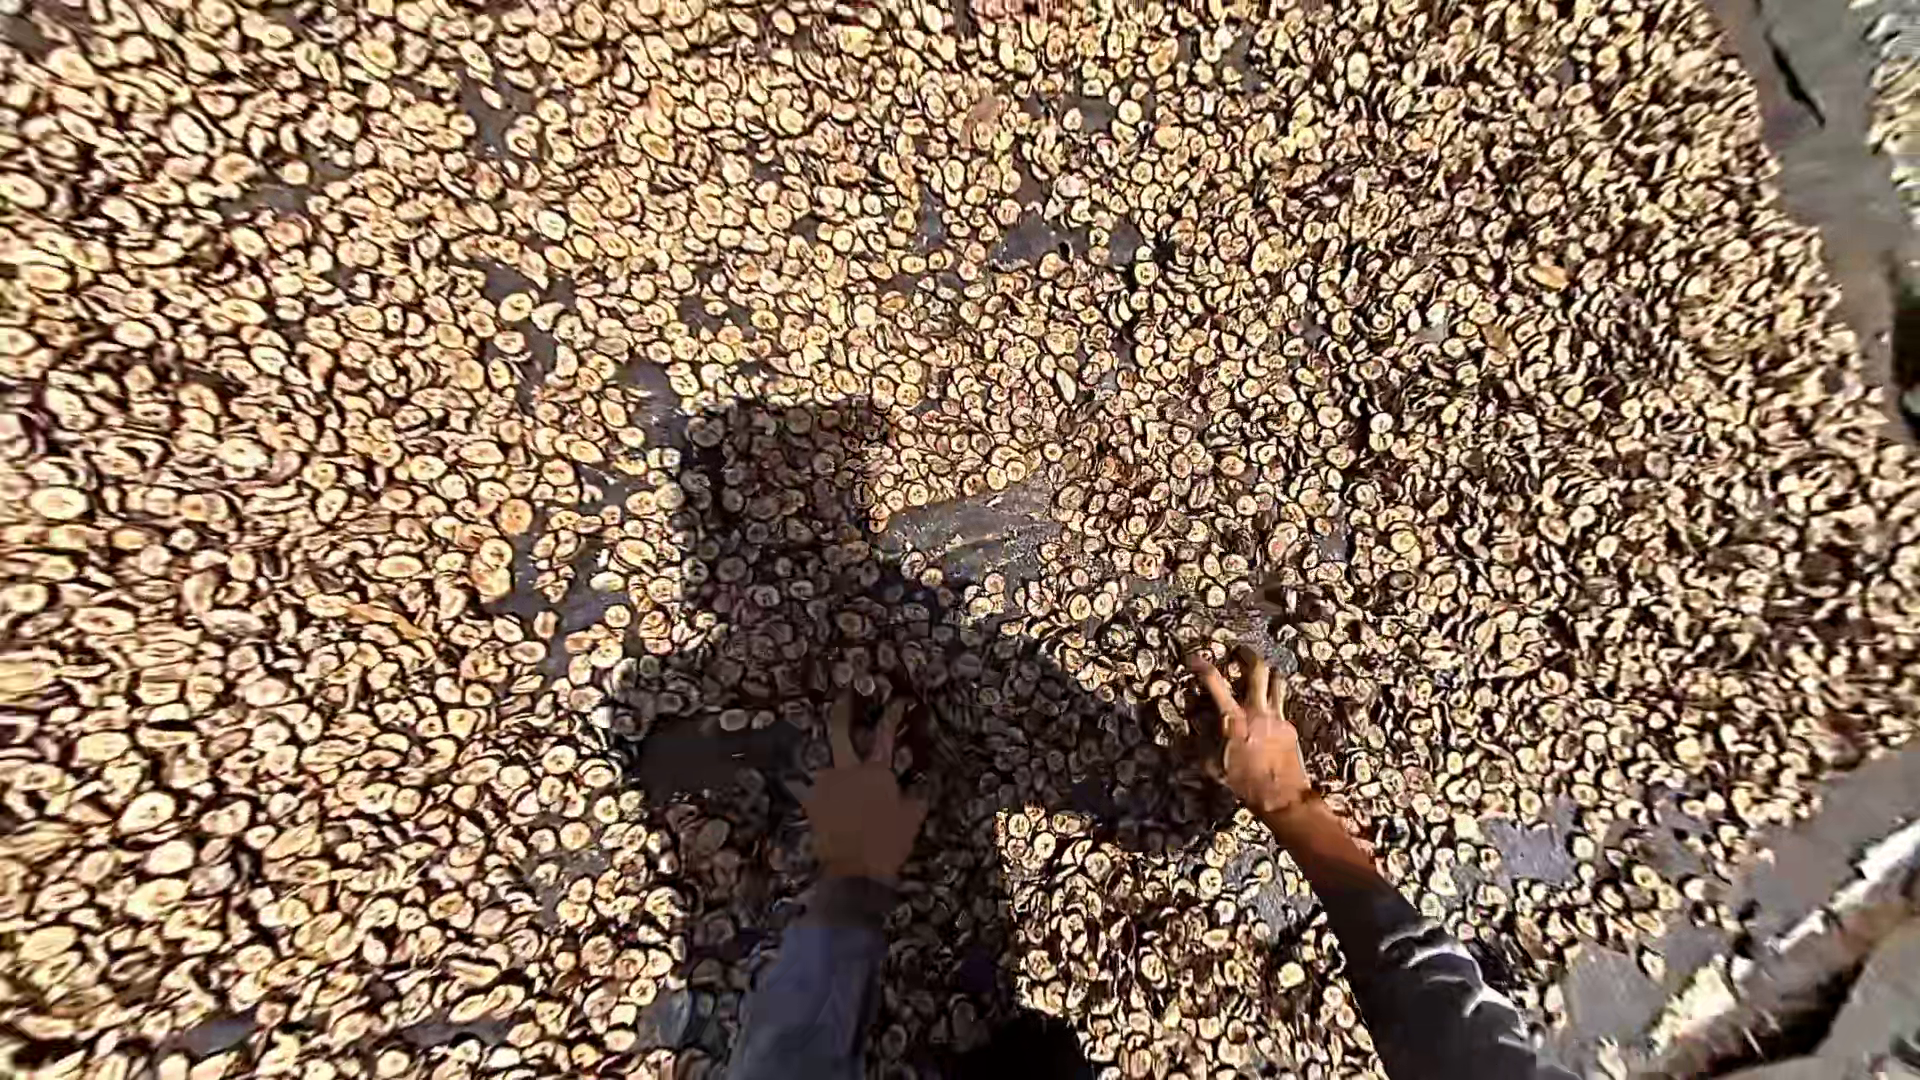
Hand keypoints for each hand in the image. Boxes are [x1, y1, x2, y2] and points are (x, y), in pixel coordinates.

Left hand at [791, 694, 927, 882]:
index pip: (886, 732)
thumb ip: (916, 796)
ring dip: (820, 748)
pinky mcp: (812, 803)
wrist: (856, 872)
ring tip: (817, 739)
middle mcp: (849, 770)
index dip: (893, 713)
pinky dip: (809, 780)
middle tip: (843, 696)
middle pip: (840, 730)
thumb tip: (923, 786)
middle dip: (841, 709)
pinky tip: (805, 778)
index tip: (898, 701)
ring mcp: (827, 785)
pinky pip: (808, 784)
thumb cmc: (888, 843)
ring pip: (818, 755)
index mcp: (877, 770)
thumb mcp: (913, 818)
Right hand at [1189, 647, 1314, 817]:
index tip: (1195, 658)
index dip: (1203, 666)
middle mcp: (1256, 711)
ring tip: (1263, 670)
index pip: (1215, 683)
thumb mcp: (1216, 766)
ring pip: (1277, 682)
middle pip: (1257, 671)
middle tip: (1242, 651)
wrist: (1284, 798)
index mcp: (1233, 719)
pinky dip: (1274, 701)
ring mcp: (1277, 717)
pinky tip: (1268, 711)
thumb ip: (1204, 747)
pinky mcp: (1290, 727)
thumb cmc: (1246, 783)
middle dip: (1249, 656)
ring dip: (1269, 673)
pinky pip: (1281, 706)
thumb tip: (1192, 738)